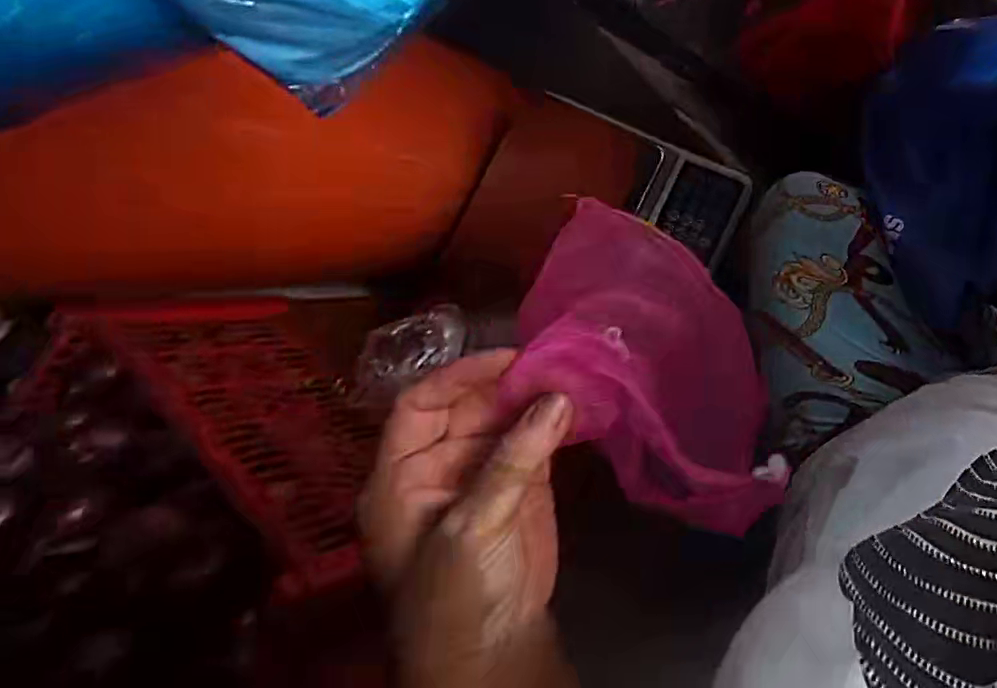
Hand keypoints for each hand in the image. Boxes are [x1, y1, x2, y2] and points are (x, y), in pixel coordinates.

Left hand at [358, 351, 575, 686]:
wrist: (491, 645)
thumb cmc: (454, 593)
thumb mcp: (472, 527)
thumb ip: (513, 460)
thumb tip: (560, 397)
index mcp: (403, 476)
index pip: (421, 405)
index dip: (460, 376)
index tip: (512, 358)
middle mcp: (443, 464)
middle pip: (472, 404)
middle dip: (511, 381)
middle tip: (558, 361)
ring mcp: (487, 470)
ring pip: (511, 415)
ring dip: (542, 394)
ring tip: (578, 372)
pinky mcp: (526, 479)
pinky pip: (541, 434)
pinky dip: (561, 416)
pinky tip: (586, 401)